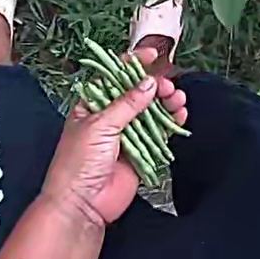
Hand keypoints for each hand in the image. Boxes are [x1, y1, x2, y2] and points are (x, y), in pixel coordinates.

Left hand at [44, 47, 188, 226]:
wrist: (82, 205)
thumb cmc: (78, 162)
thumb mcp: (101, 125)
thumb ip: (128, 104)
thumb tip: (149, 83)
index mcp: (92, 104)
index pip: (114, 76)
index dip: (132, 63)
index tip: (152, 53)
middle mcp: (109, 117)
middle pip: (137, 93)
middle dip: (154, 85)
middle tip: (169, 85)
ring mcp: (126, 134)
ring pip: (150, 112)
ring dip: (165, 103)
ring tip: (178, 98)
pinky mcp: (140, 152)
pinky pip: (158, 133)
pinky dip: (170, 123)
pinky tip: (180, 114)